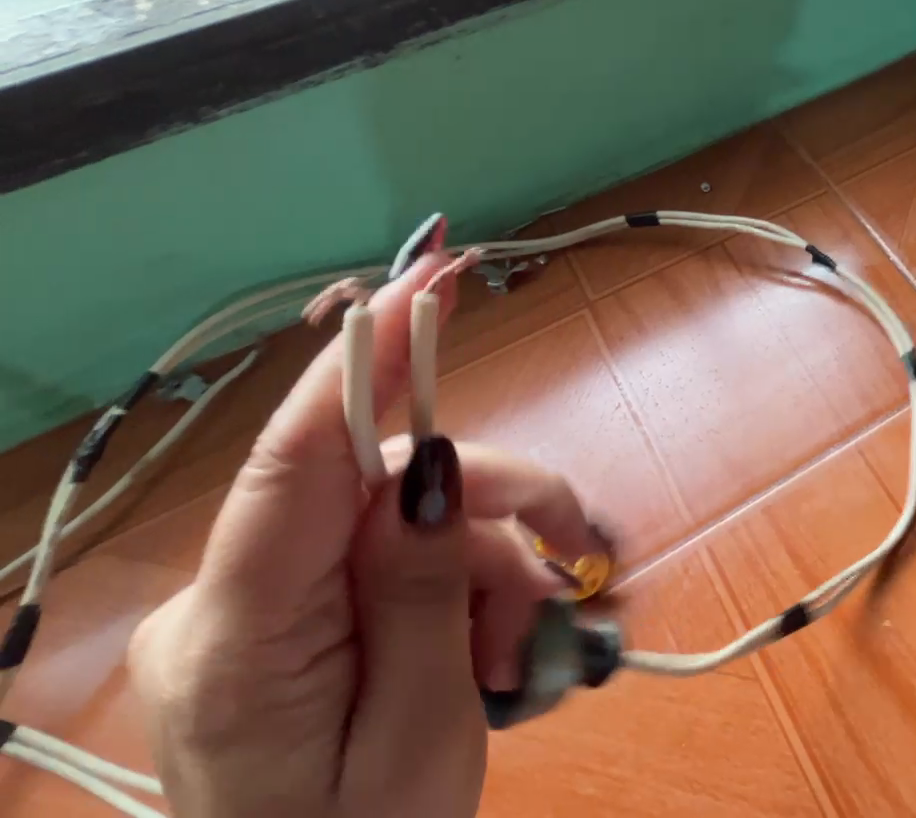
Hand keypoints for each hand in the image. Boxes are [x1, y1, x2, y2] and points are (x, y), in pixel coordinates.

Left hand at [128, 253, 605, 817]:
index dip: (364, 363)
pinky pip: (409, 551)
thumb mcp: (419, 736)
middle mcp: (242, 593)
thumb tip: (439, 470)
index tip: (424, 281)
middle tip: (571, 565)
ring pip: (422, 516)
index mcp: (246, 639)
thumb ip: (421, 597)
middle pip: (395, 486)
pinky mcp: (308, 602)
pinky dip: (474, 583)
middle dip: (498, 510)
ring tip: (522, 652)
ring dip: (497, 567)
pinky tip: (496, 644)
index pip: (299, 467)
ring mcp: (275, 595)